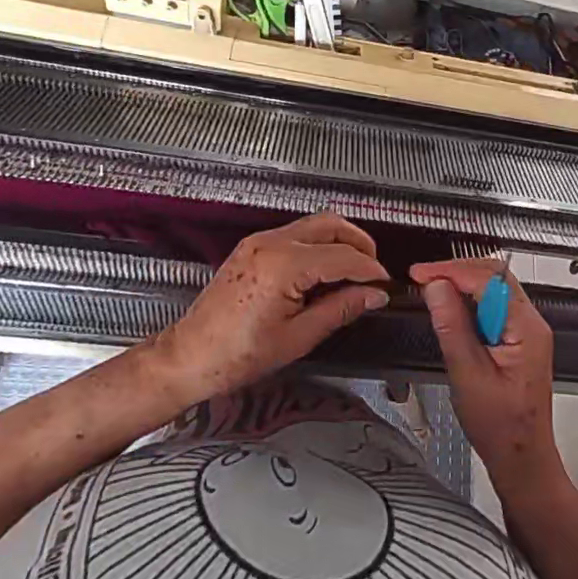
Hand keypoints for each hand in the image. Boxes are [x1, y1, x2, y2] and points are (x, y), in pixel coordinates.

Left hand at [148, 213, 389, 403]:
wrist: (192, 354)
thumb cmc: (238, 354)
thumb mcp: (299, 337)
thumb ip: (340, 309)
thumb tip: (372, 295)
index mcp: (283, 265)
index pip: (342, 257)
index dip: (370, 270)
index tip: (385, 284)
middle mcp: (270, 243)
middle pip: (329, 224)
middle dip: (358, 243)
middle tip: (374, 270)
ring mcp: (258, 242)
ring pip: (312, 225)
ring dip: (338, 241)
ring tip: (353, 273)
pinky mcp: (251, 247)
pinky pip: (294, 235)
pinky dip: (317, 245)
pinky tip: (325, 272)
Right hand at [410, 259, 563, 490]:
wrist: (520, 458)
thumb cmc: (502, 427)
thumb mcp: (467, 374)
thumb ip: (452, 326)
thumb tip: (436, 287)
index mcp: (526, 329)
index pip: (488, 279)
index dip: (450, 271)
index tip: (421, 274)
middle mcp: (530, 324)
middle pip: (493, 276)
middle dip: (455, 271)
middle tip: (422, 277)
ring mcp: (524, 331)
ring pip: (491, 289)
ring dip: (459, 285)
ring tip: (430, 292)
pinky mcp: (514, 339)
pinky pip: (489, 306)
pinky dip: (465, 302)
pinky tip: (447, 311)